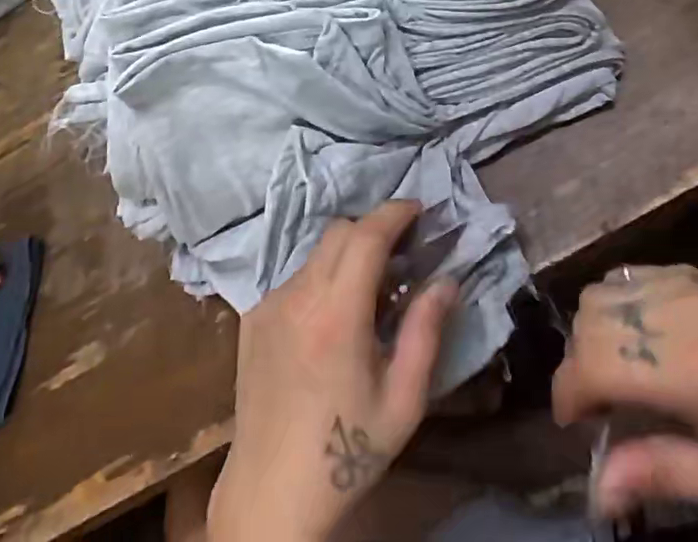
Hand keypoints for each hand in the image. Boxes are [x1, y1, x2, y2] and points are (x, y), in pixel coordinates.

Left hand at [208, 201, 458, 541]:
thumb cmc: (348, 451)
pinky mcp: (251, 317)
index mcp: (337, 315)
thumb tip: (445, 280)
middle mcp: (297, 296)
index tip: (418, 209)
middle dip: (373, 229)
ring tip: (369, 293)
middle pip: (338, 233)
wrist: (272, 488)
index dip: (394, 214)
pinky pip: (294, 280)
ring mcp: (268, 304)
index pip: (366, 237)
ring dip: (346, 257)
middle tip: (402, 252)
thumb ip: (425, 332)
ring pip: (314, 255)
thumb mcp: (403, 400)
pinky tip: (331, 319)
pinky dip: (320, 280)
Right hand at [552, 265, 697, 520]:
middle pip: (587, 325)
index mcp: (694, 371)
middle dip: (578, 367)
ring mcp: (686, 284)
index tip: (577, 425)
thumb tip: (595, 493)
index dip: (567, 395)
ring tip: (619, 373)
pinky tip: (638, 340)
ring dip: (592, 334)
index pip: (590, 365)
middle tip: (603, 408)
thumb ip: (663, 474)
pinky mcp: (693, 273)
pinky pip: (624, 278)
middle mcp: (679, 312)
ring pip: (598, 295)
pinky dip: (613, 306)